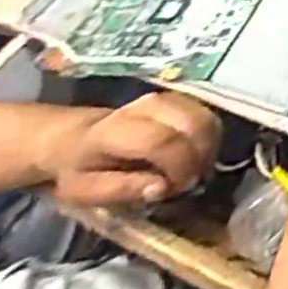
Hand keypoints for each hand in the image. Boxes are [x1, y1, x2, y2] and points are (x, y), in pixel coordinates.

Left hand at [38, 92, 221, 206]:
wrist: (77, 138)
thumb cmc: (80, 169)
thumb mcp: (85, 190)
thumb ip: (123, 189)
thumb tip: (163, 188)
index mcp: (116, 130)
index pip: (163, 141)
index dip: (180, 164)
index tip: (182, 187)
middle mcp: (150, 106)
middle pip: (194, 125)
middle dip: (201, 155)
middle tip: (193, 180)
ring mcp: (171, 98)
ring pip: (207, 119)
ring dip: (210, 146)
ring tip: (197, 169)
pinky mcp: (184, 98)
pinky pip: (209, 116)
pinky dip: (210, 137)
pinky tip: (199, 154)